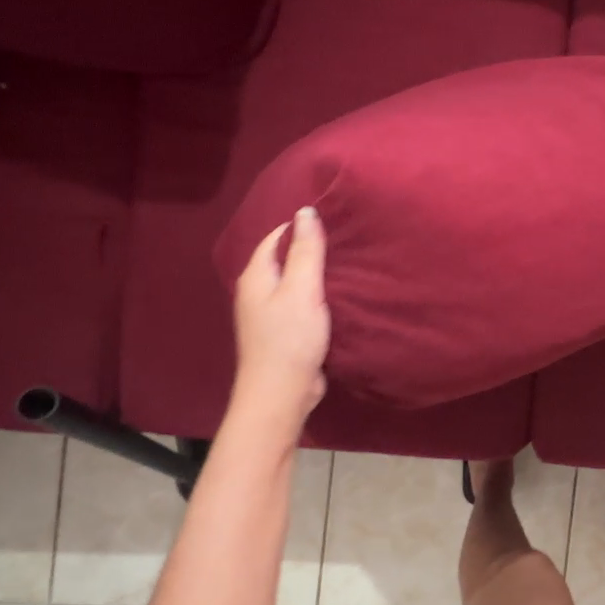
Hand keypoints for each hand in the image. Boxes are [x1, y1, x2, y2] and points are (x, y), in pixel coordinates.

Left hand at [232, 206, 330, 420]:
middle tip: (346, 244)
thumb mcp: (303, 289)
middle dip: (311, 250)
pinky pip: (300, 304)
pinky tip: (338, 299)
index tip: (335, 224)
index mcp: (256, 276)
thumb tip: (305, 211)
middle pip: (284, 260)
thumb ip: (307, 251)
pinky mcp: (283, 333)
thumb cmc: (290, 338)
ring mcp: (268, 314)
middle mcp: (257, 292)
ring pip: (293, 283)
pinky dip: (317, 298)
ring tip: (348, 267)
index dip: (303, 228)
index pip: (277, 238)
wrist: (280, 393)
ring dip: (316, 276)